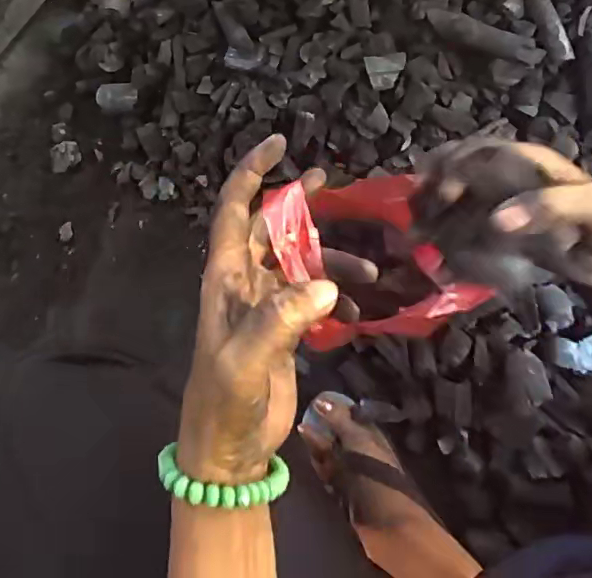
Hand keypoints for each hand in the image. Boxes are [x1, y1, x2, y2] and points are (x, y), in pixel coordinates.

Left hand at [177, 135, 375, 485]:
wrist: (227, 448)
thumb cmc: (224, 399)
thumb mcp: (245, 360)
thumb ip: (280, 321)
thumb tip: (326, 286)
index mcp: (224, 274)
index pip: (233, 208)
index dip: (251, 173)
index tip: (278, 144)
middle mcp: (242, 279)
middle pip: (269, 226)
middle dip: (297, 203)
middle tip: (329, 181)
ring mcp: (263, 302)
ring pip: (298, 262)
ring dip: (330, 261)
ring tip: (367, 274)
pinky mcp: (282, 326)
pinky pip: (312, 296)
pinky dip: (336, 297)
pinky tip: (358, 311)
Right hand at [421, 138, 591, 289]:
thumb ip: (547, 206)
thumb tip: (495, 220)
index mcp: (527, 160)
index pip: (477, 151)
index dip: (454, 166)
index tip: (445, 194)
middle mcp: (507, 175)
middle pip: (456, 168)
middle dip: (432, 184)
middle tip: (417, 206)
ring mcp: (503, 202)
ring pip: (457, 196)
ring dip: (434, 209)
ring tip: (417, 226)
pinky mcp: (504, 230)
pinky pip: (468, 226)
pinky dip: (449, 235)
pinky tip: (436, 247)